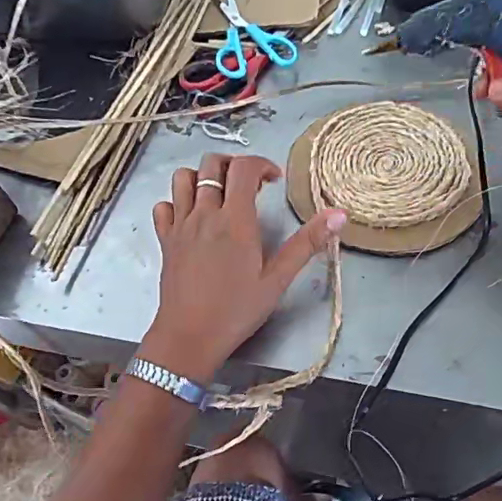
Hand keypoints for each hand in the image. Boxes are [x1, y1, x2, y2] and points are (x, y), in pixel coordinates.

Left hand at [142, 154, 345, 381]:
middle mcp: (204, 215)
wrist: (189, 335)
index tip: (273, 181)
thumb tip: (338, 215)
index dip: (262, 165)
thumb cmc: (235, 311)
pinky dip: (176, 202)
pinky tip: (191, 216)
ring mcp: (180, 226)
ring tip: (220, 195)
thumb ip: (307, 243)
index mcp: (235, 220)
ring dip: (202, 177)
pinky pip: (163, 206)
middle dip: (233, 165)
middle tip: (249, 184)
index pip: (244, 168)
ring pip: (183, 178)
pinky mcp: (165, 241)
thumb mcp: (277, 279)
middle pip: (212, 164)